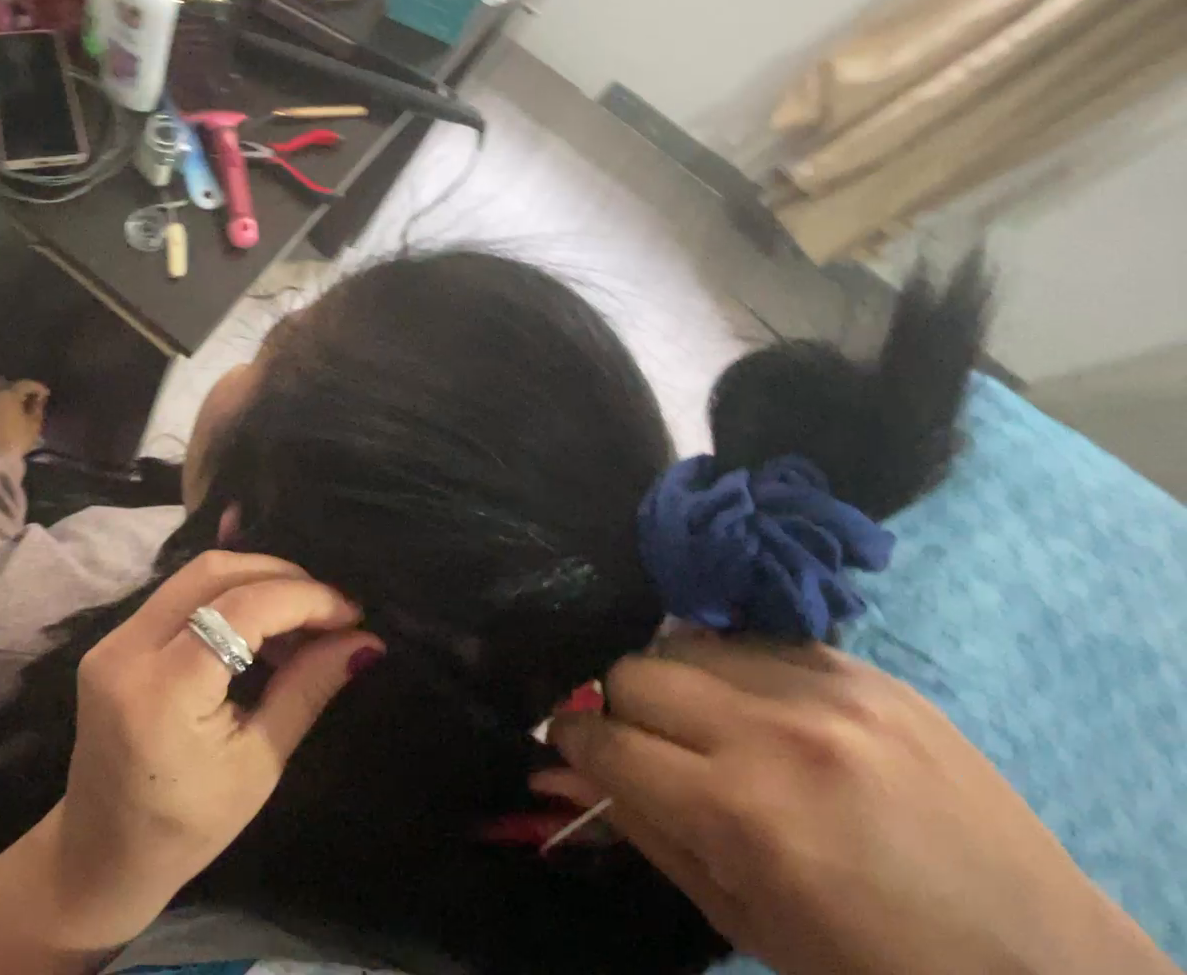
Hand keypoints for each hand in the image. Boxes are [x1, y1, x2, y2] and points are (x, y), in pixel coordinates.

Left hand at [0, 380, 47, 456]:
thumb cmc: (15, 442)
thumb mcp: (33, 426)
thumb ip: (37, 409)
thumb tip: (38, 399)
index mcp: (8, 395)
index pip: (25, 384)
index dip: (37, 388)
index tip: (45, 394)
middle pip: (6, 391)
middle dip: (17, 396)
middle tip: (26, 405)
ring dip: (1, 405)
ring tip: (8, 415)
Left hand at [53, 551, 384, 942]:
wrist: (100, 853)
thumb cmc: (187, 827)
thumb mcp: (259, 764)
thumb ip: (307, 689)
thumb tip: (365, 642)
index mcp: (162, 691)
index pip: (240, 609)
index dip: (303, 599)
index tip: (352, 614)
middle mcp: (126, 650)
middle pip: (212, 572)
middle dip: (280, 577)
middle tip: (330, 609)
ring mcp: (111, 641)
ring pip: (193, 577)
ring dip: (254, 585)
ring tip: (302, 623)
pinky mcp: (111, 642)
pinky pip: (177, 598)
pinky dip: (225, 601)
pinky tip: (260, 632)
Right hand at [546, 633, 1176, 974]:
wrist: (1035, 960)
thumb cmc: (862, 959)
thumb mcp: (734, 912)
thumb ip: (635, 827)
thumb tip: (550, 774)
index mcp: (738, 812)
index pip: (601, 738)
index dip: (569, 742)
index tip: (569, 749)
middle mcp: (776, 733)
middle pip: (632, 672)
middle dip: (619, 710)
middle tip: (645, 747)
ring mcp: (829, 691)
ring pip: (686, 643)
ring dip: (676, 685)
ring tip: (708, 729)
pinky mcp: (868, 671)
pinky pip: (756, 643)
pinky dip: (737, 674)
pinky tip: (765, 716)